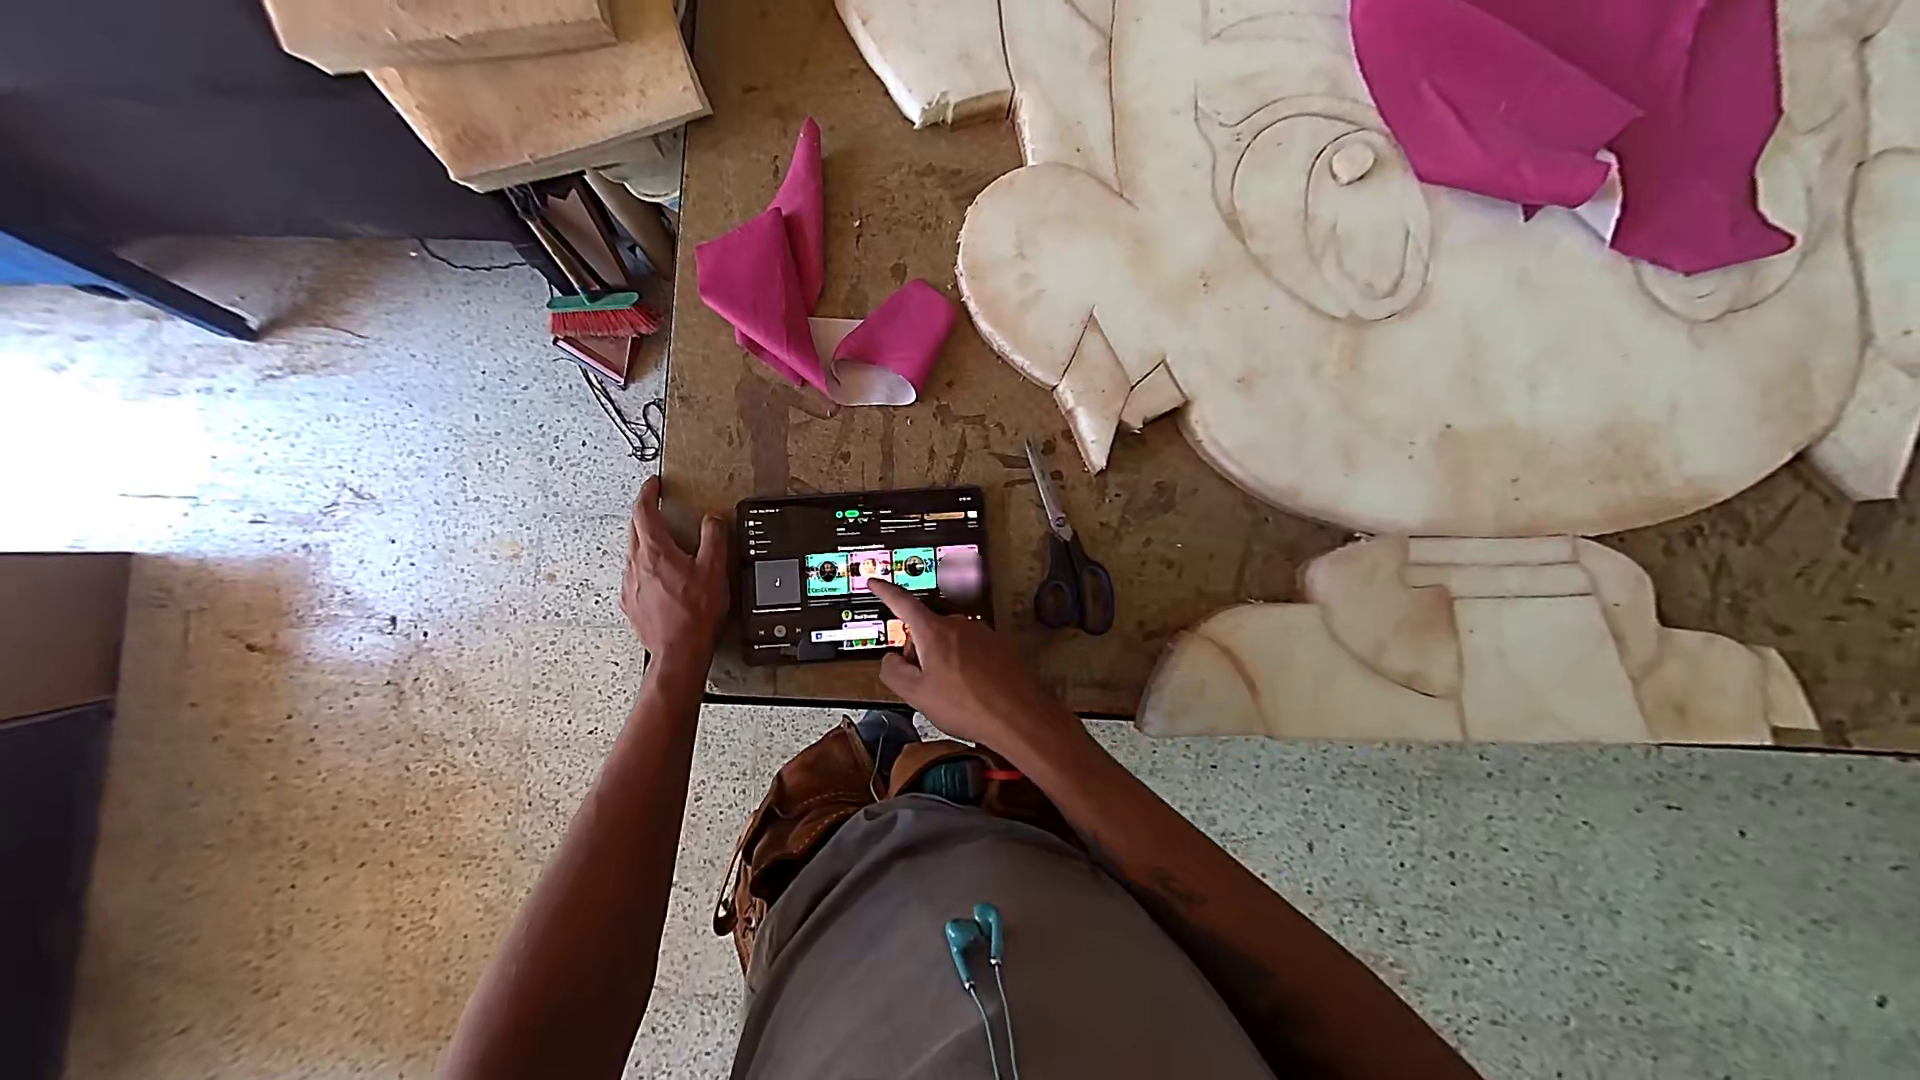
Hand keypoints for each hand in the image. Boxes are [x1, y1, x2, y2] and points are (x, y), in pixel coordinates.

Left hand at [620, 477, 728, 659]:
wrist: (679, 651)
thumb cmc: (695, 614)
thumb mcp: (715, 569)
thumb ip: (714, 538)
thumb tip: (712, 520)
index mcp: (655, 552)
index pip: (643, 511)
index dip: (648, 493)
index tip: (653, 485)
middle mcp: (636, 565)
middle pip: (635, 530)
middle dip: (646, 516)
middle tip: (658, 509)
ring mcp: (630, 585)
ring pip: (634, 554)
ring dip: (647, 544)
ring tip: (666, 546)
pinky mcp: (631, 603)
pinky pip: (635, 576)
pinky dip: (647, 569)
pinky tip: (664, 579)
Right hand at [868, 579, 1086, 763]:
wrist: (1019, 716)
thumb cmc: (970, 705)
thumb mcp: (916, 694)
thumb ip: (892, 672)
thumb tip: (889, 660)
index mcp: (934, 631)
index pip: (902, 603)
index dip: (885, 592)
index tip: (876, 582)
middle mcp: (959, 625)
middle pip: (927, 630)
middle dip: (919, 652)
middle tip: (924, 683)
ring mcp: (982, 634)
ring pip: (949, 642)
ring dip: (944, 662)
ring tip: (954, 693)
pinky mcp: (999, 646)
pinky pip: (971, 651)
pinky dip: (965, 667)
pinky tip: (972, 691)